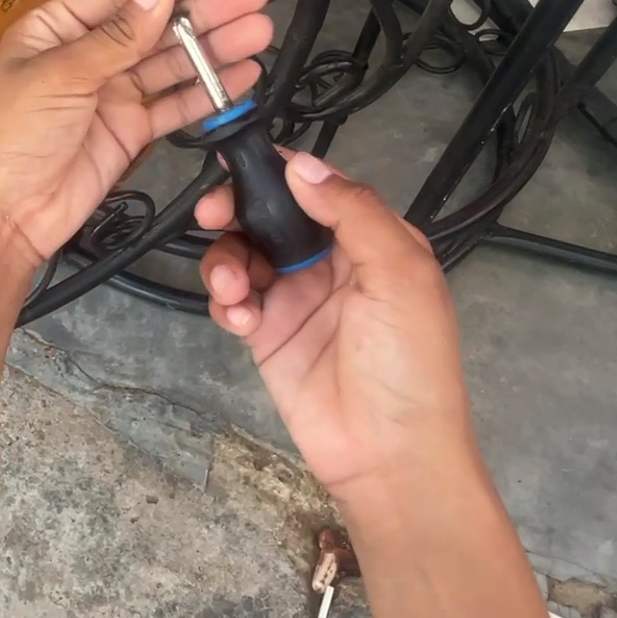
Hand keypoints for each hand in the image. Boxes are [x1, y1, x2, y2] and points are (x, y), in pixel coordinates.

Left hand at [0, 0, 272, 266]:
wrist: (7, 213)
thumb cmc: (14, 135)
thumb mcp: (60, 76)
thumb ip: (117, 36)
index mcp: (57, 28)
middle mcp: (88, 55)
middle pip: (154, 25)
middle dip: (203, 11)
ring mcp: (112, 94)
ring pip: (170, 63)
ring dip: (214, 48)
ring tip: (260, 31)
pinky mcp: (130, 130)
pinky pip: (174, 105)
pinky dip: (207, 93)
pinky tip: (242, 77)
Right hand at [195, 153, 477, 503]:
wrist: (387, 455)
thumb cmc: (406, 360)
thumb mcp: (398, 276)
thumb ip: (353, 212)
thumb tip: (298, 164)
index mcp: (367, 239)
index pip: (315, 189)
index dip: (275, 171)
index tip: (233, 163)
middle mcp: (325, 261)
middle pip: (265, 216)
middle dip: (233, 211)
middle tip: (210, 215)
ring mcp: (291, 296)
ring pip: (239, 254)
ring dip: (226, 263)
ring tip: (235, 293)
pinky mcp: (263, 332)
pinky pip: (231, 300)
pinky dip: (227, 303)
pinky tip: (244, 323)